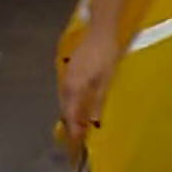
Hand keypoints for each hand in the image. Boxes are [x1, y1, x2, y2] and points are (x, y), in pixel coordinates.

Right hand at [60, 24, 123, 143]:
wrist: (100, 30)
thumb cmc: (105, 54)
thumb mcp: (105, 79)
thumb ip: (97, 101)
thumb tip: (94, 121)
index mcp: (74, 91)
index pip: (71, 116)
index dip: (74, 129)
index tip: (77, 140)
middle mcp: (66, 88)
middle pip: (66, 110)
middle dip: (71, 122)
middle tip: (78, 132)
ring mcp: (66, 79)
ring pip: (65, 102)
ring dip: (70, 112)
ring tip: (78, 119)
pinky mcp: (68, 72)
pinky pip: (66, 92)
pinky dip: (71, 101)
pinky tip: (77, 102)